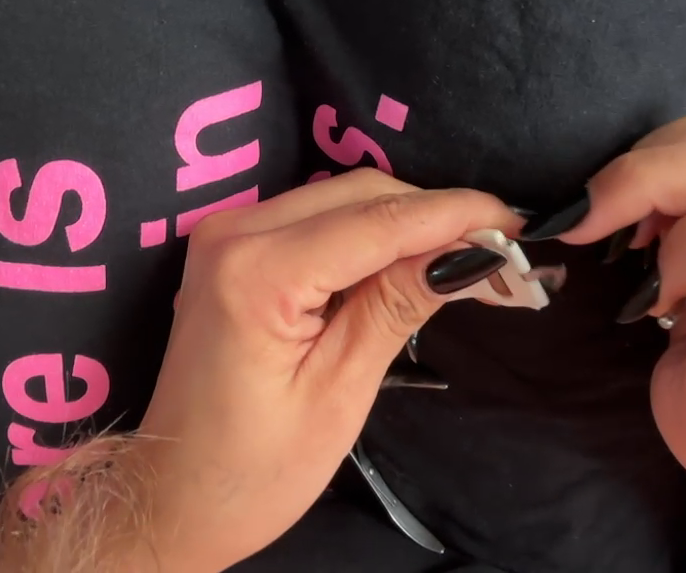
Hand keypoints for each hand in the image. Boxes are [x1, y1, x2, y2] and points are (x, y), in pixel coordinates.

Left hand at [130, 170, 516, 571]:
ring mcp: (229, 229)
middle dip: (431, 212)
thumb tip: (469, 251)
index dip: (452, 213)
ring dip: (402, 217)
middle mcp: (236, 229)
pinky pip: (315, 214)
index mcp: (257, 271)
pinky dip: (366, 228)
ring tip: (461, 252)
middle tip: (496, 245)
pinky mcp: (233, 242)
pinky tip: (404, 256)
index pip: (375, 221)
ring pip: (338, 195)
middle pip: (357, 193)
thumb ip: (397, 305)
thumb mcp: (340, 393)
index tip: (513, 217)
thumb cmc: (255, 469)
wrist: (173, 492)